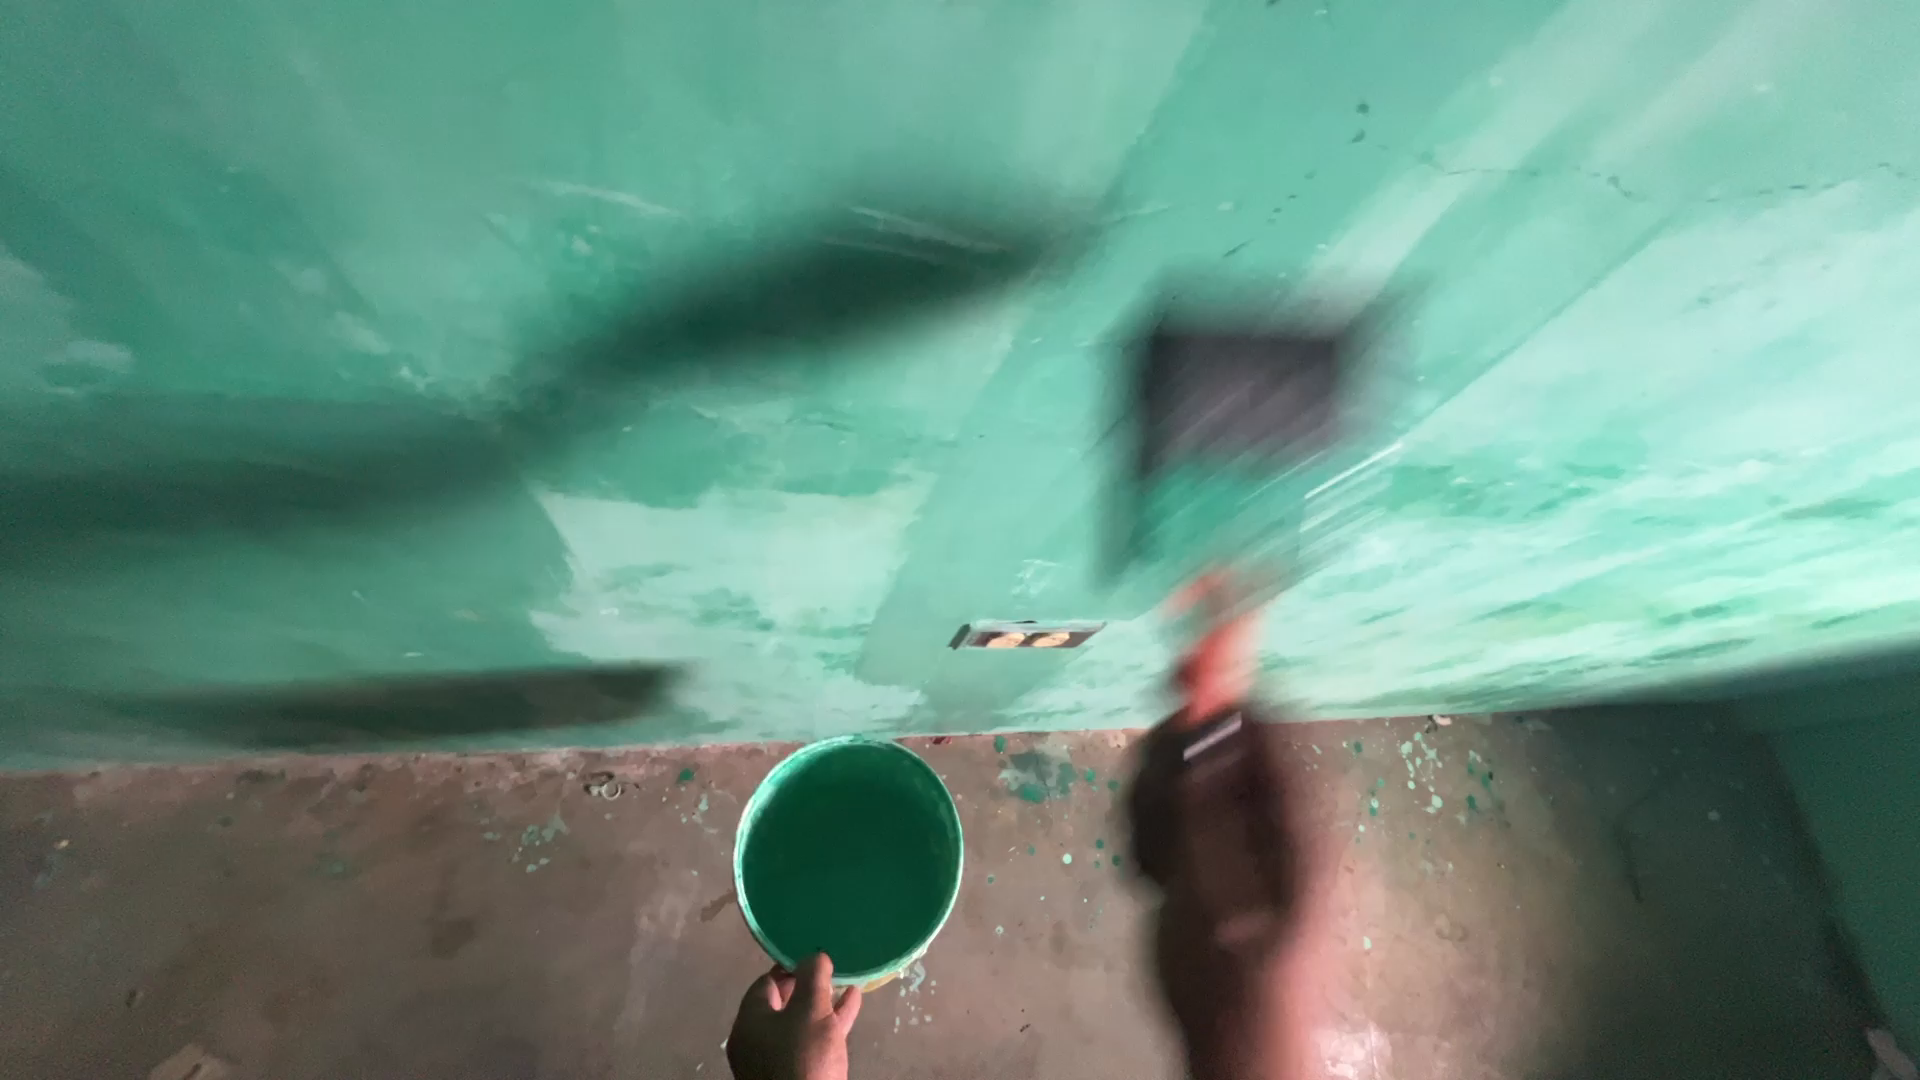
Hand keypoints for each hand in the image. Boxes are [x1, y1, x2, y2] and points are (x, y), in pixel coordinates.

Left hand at [726, 953, 862, 1079]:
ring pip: (801, 1021)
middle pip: (783, 1002)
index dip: (791, 965)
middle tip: (831, 968)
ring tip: (848, 982)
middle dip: (808, 983)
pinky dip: (831, 1021)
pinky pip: (813, 1040)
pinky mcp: (796, 1076)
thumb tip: (814, 955)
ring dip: (825, 1001)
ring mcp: (775, 1063)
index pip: (766, 982)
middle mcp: (757, 1042)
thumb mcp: (809, 1009)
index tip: (815, 955)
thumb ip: (812, 976)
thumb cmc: (803, 1058)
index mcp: (750, 1023)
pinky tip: (853, 1002)